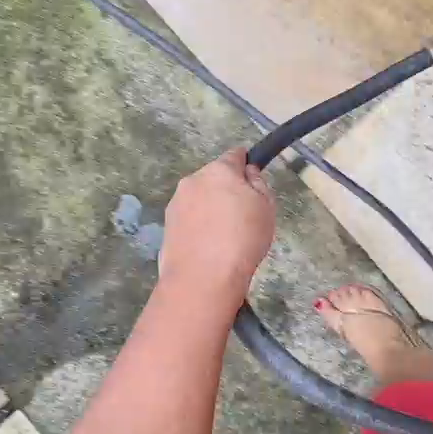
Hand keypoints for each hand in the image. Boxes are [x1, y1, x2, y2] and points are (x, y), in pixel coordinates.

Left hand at [159, 150, 275, 302]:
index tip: (253, 182)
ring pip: (199, 199)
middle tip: (242, 216)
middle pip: (214, 178)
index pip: (235, 155)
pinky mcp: (166, 226)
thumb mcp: (266, 208)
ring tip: (224, 237)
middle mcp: (192, 181)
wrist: (203, 278)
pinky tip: (208, 247)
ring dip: (210, 209)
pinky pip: (189, 219)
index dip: (246, 166)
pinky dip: (198, 226)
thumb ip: (258, 184)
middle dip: (226, 190)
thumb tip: (247, 173)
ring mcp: (175, 203)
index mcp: (219, 170)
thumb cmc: (243, 238)